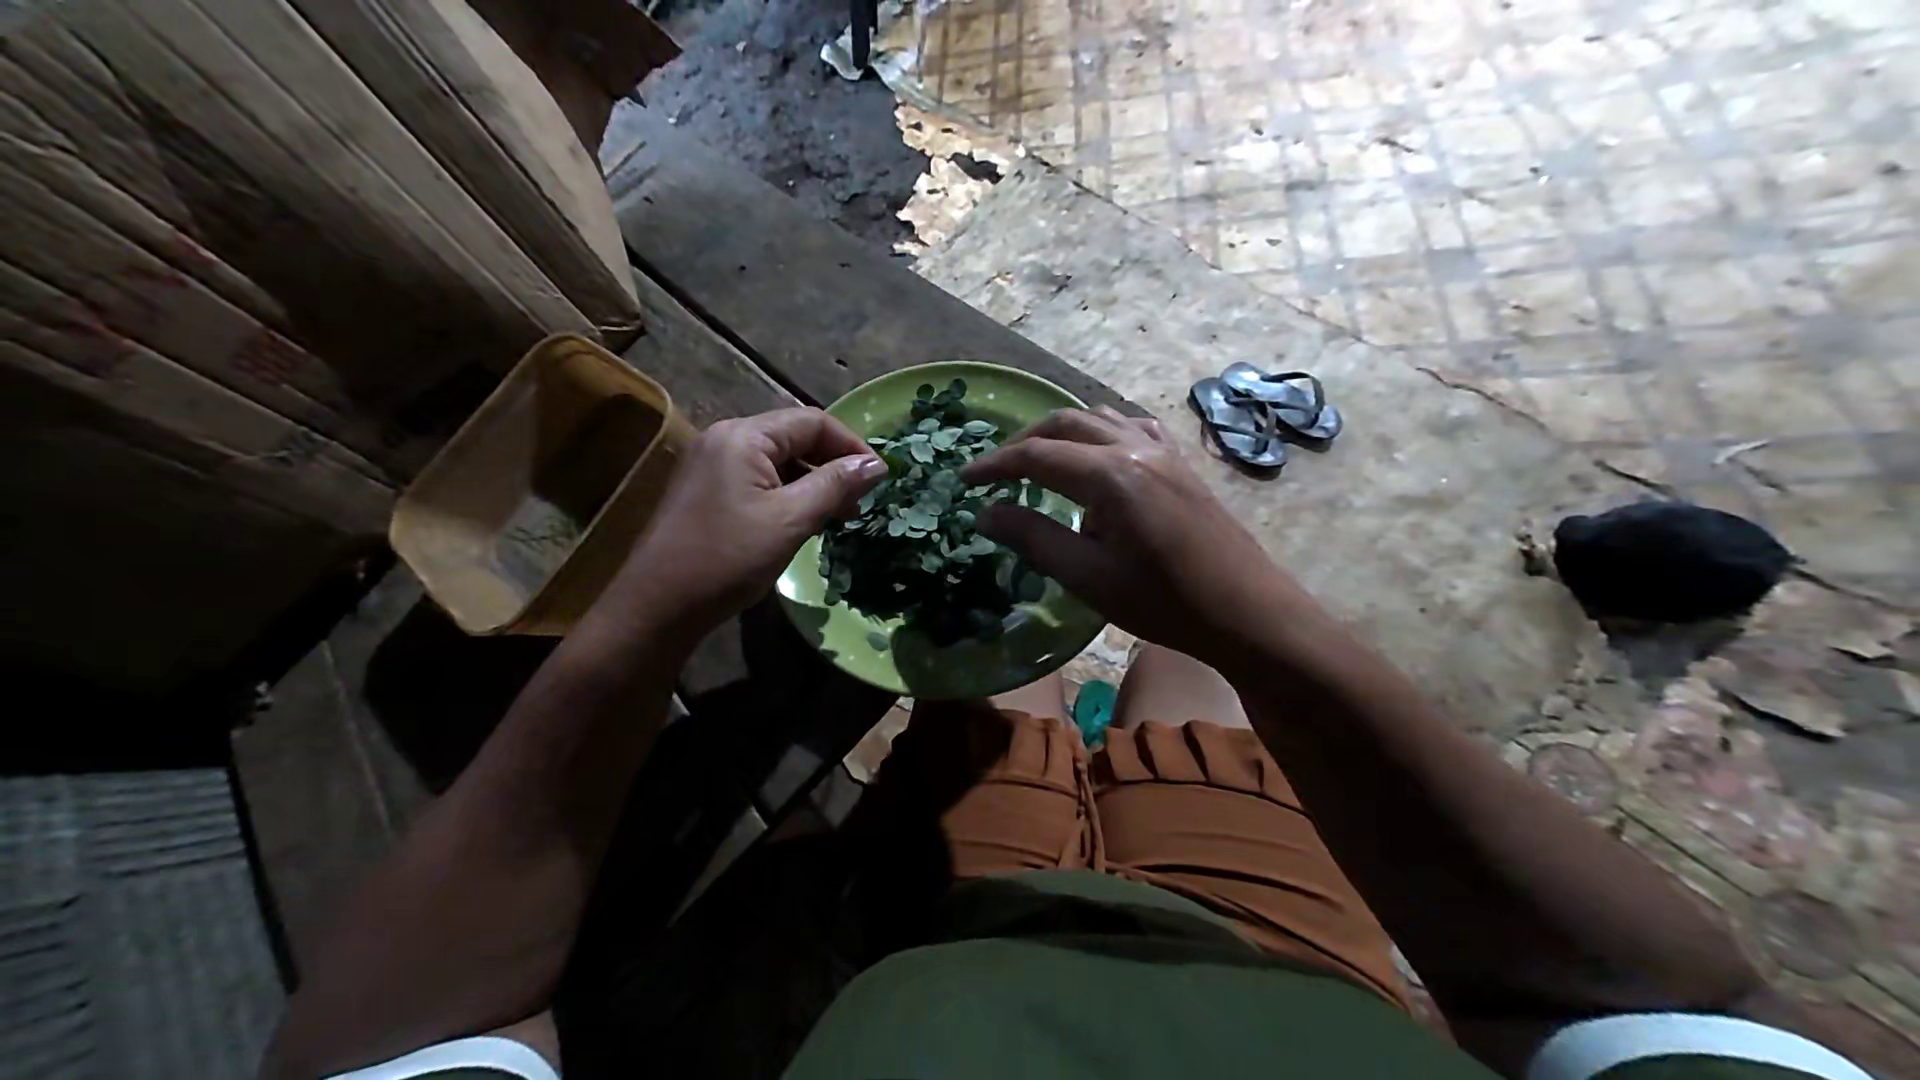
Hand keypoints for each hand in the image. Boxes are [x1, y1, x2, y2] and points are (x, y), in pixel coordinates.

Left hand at [617, 408, 886, 634]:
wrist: (657, 606)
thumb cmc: (727, 559)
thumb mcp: (790, 520)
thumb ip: (836, 485)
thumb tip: (877, 464)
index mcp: (743, 436)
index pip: (812, 422)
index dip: (851, 445)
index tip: (879, 478)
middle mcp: (725, 439)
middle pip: (794, 437)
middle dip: (833, 465)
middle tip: (861, 502)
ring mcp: (712, 465)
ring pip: (778, 461)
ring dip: (814, 482)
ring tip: (839, 516)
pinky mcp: (707, 491)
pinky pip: (760, 479)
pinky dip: (789, 494)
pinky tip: (804, 521)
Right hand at [963, 406, 1312, 660]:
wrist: (1247, 612)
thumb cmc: (1164, 602)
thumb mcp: (1088, 578)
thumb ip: (1032, 539)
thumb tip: (984, 514)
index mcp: (1110, 475)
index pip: (1037, 455)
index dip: (995, 465)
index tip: (964, 481)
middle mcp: (1135, 448)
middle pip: (1065, 423)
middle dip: (1023, 442)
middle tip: (996, 472)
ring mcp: (1163, 452)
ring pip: (1099, 418)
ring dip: (1060, 433)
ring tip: (1038, 462)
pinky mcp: (1180, 464)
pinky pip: (1132, 429)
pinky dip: (1100, 434)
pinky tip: (1097, 456)